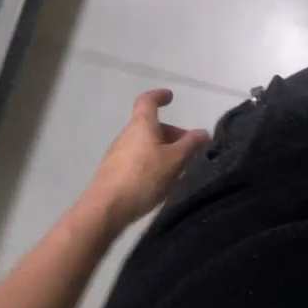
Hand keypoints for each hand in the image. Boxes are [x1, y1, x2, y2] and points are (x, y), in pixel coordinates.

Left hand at [74, 89, 208, 233]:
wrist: (104, 211)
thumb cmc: (142, 177)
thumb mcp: (175, 160)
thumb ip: (191, 145)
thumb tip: (203, 133)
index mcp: (141, 124)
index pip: (148, 100)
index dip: (159, 96)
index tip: (170, 98)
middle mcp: (126, 135)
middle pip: (150, 126)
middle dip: (170, 134)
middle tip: (188, 149)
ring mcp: (116, 156)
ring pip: (143, 146)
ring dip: (161, 152)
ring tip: (177, 170)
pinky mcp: (111, 176)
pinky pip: (135, 162)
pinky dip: (149, 166)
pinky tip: (159, 184)